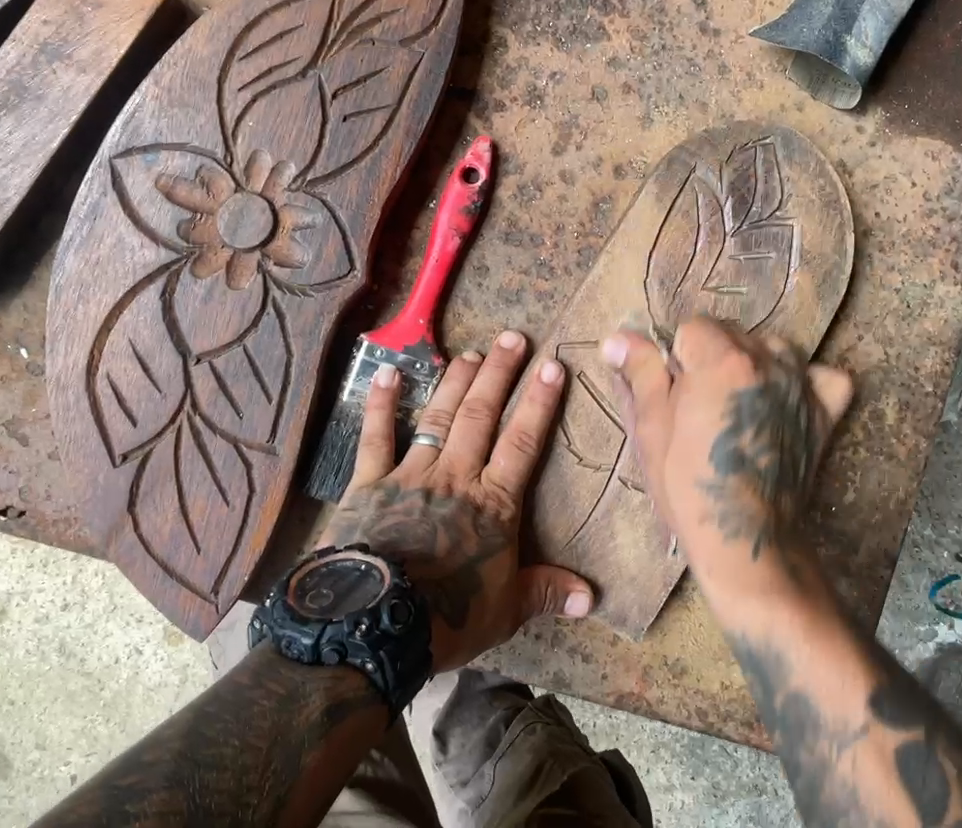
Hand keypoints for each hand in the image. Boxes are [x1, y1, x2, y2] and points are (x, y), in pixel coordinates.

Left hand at [319, 330, 593, 671]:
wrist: (374, 624)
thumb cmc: (447, 617)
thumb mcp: (506, 610)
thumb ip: (546, 591)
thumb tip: (591, 598)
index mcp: (493, 502)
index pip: (523, 441)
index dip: (540, 402)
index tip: (553, 365)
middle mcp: (456, 476)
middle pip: (482, 414)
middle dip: (500, 372)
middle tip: (513, 337)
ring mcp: (412, 474)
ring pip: (438, 416)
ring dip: (456, 381)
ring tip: (472, 352)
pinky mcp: (370, 482)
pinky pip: (376, 437)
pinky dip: (380, 404)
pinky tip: (385, 373)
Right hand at [602, 317, 852, 599]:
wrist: (744, 540)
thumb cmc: (687, 487)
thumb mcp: (650, 429)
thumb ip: (640, 372)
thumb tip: (617, 336)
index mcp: (722, 360)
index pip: (691, 328)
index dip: (675, 359)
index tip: (672, 394)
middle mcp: (768, 360)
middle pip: (732, 334)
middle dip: (711, 358)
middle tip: (698, 408)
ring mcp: (801, 384)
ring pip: (771, 349)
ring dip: (752, 366)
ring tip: (737, 409)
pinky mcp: (824, 412)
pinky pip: (820, 375)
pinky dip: (803, 383)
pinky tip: (782, 404)